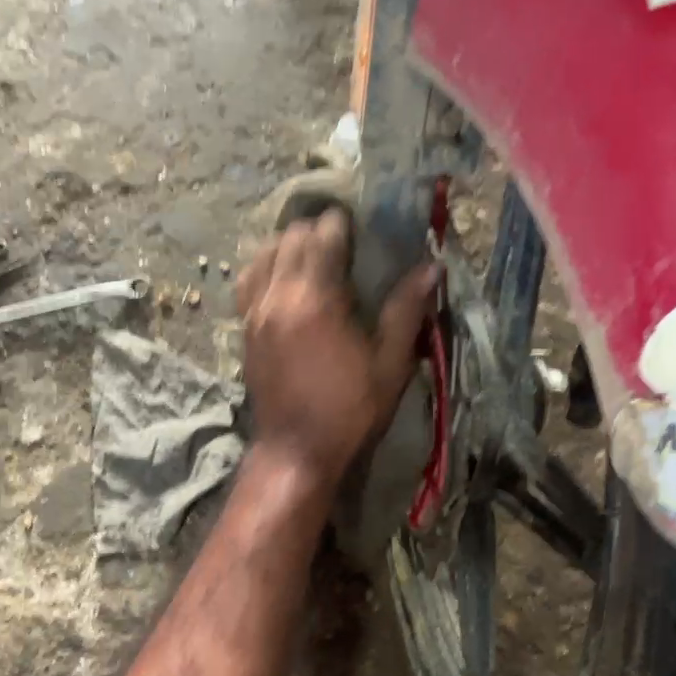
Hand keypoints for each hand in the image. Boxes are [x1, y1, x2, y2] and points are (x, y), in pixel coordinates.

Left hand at [235, 209, 441, 483]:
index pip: (323, 235)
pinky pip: (247, 282)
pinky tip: (283, 282)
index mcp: (315, 299)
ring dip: (287, 246)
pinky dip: (264, 269)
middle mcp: (277, 296)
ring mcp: (254, 313)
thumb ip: (406, 310)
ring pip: (262, 254)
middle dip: (316, 230)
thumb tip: (432, 267)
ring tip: (312, 259)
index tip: (361, 226)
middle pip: (290, 237)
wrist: (296, 452)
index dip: (343, 223)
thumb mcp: (390, 364)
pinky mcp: (244, 331)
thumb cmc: (349, 411)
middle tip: (342, 242)